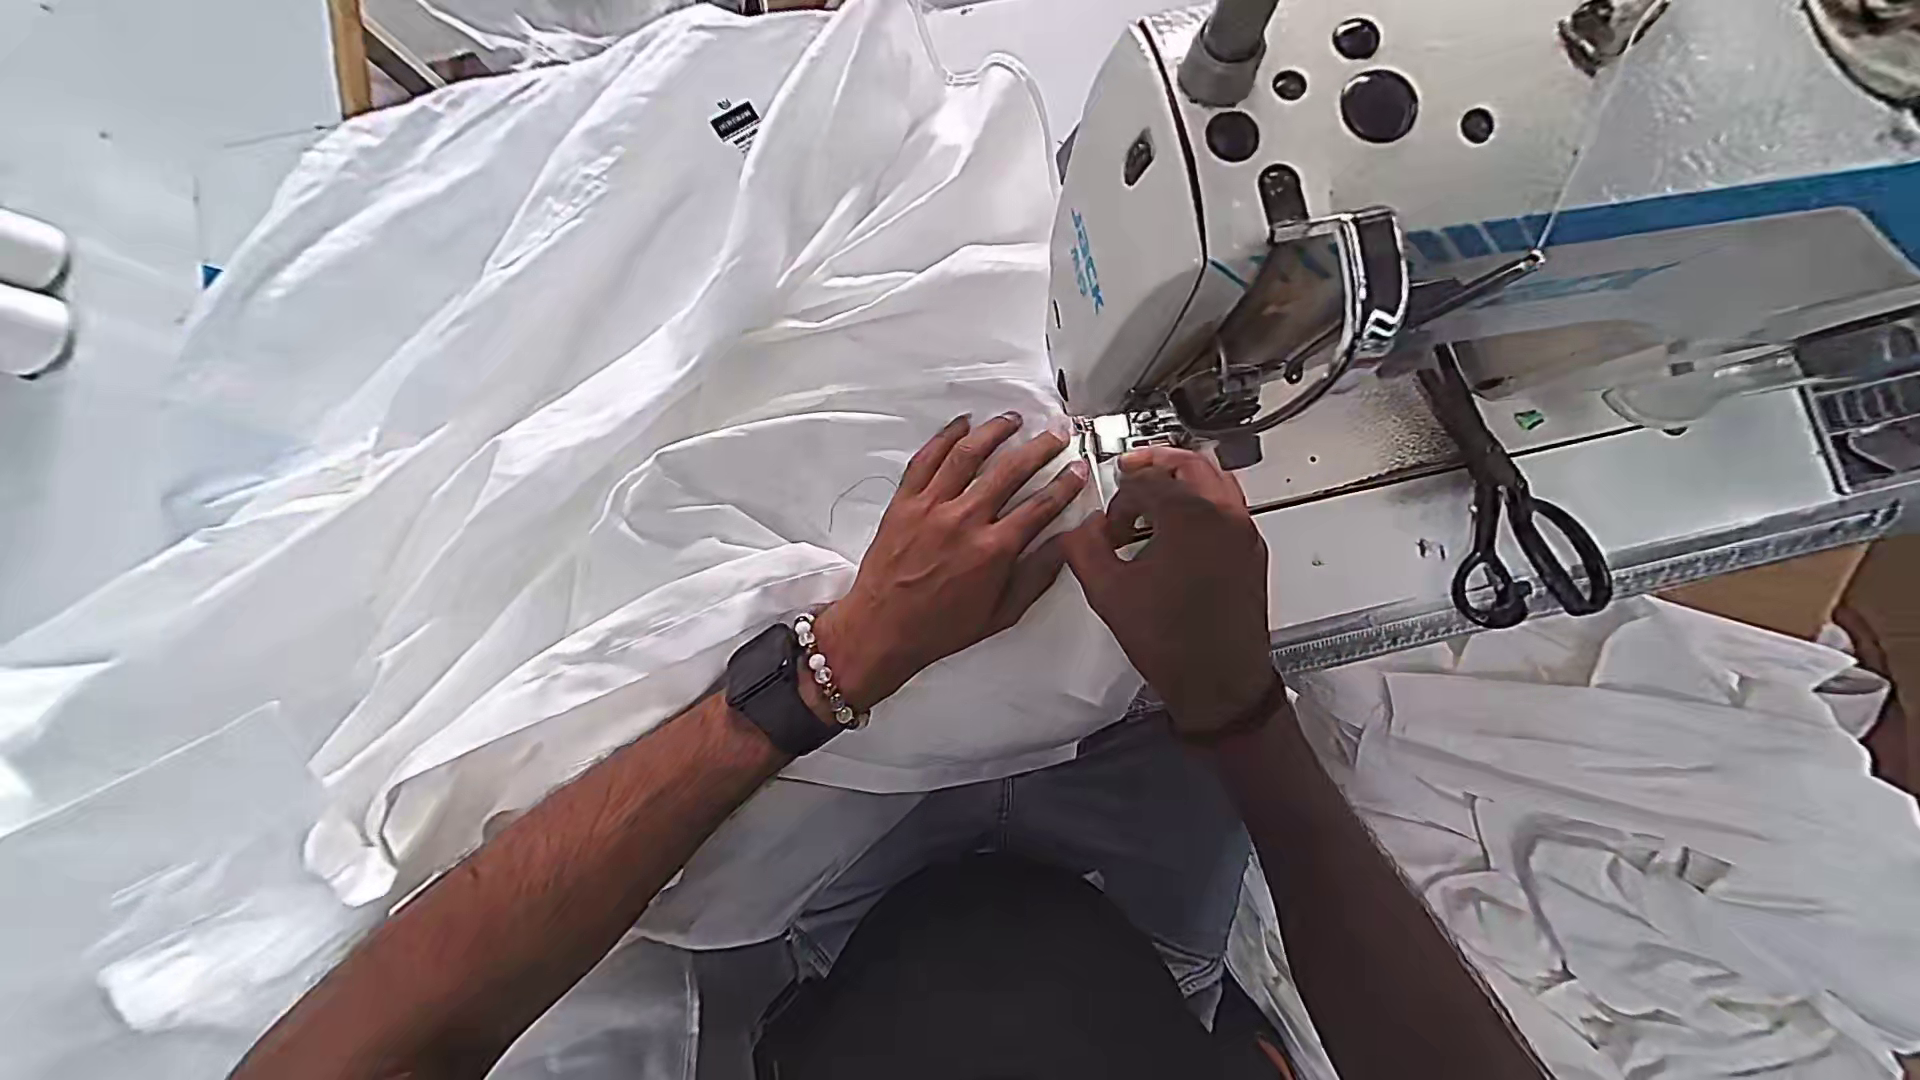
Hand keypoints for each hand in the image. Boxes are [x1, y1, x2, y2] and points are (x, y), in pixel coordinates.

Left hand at [810, 412, 1089, 712]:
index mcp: (992, 550)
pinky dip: (945, 437)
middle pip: (1011, 471)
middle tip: (1055, 435)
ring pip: (969, 454)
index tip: (1076, 470)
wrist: (883, 629)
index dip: (1065, 484)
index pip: (1041, 505)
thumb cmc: (938, 626)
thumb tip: (1064, 546)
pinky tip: (960, 426)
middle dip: (1040, 447)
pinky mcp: (905, 503)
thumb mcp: (1001, 612)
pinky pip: (926, 459)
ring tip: (1012, 420)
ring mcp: (931, 508)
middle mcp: (964, 522)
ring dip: (995, 432)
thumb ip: (1036, 575)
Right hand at [1062, 447, 1276, 736]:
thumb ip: (1084, 548)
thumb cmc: (1174, 644)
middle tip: (1131, 469)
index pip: (1148, 481)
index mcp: (1191, 519)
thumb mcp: (1108, 592)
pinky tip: (1177, 530)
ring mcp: (1244, 534)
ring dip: (1181, 479)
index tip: (1109, 522)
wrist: (1218, 682)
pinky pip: (1227, 507)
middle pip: (1190, 464)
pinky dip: (1201, 502)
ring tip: (1153, 497)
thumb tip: (1081, 530)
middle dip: (1155, 463)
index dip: (1119, 498)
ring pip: (1215, 480)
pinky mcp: (1251, 553)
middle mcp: (1225, 518)